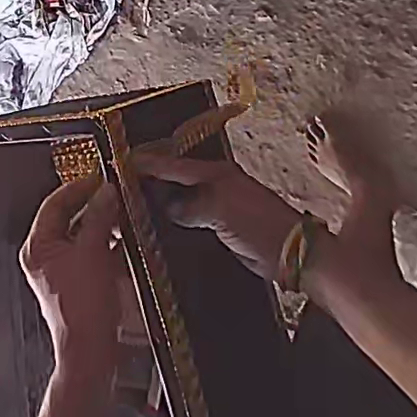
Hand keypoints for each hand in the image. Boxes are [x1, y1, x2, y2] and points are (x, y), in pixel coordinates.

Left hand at [20, 178, 125, 375]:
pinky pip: (93, 254)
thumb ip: (99, 218)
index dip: (77, 188)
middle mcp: (46, 258)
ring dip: (104, 225)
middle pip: (69, 219)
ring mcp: (63, 271)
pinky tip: (127, 241)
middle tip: (114, 194)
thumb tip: (105, 193)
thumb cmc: (82, 310)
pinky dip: (109, 245)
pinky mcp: (80, 283)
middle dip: (93, 207)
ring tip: (124, 215)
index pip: (54, 205)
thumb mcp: (93, 252)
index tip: (98, 179)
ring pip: (83, 237)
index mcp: (38, 247)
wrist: (91, 352)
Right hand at [135, 154, 301, 280]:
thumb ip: (189, 206)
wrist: (292, 254)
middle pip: (175, 179)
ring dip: (160, 200)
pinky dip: (172, 218)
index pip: (175, 166)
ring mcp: (217, 206)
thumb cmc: (259, 226)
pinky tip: (156, 224)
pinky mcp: (219, 225)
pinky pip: (187, 217)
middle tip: (124, 181)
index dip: (150, 164)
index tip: (125, 162)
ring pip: (180, 198)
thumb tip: (168, 208)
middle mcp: (215, 185)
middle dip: (151, 179)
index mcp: (217, 174)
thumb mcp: (220, 210)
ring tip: (133, 202)